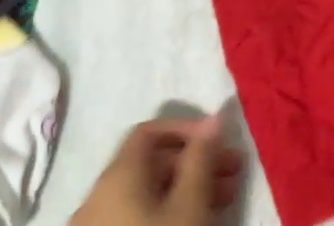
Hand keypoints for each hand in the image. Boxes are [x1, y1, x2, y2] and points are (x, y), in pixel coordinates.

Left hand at [71, 116, 244, 225]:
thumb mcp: (190, 204)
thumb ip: (202, 157)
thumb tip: (213, 119)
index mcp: (117, 176)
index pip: (149, 132)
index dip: (187, 129)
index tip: (219, 142)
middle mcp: (98, 196)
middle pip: (150, 163)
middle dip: (197, 162)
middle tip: (235, 174)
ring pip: (146, 193)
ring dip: (187, 187)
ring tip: (225, 201)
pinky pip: (136, 216)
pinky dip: (166, 211)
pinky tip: (194, 223)